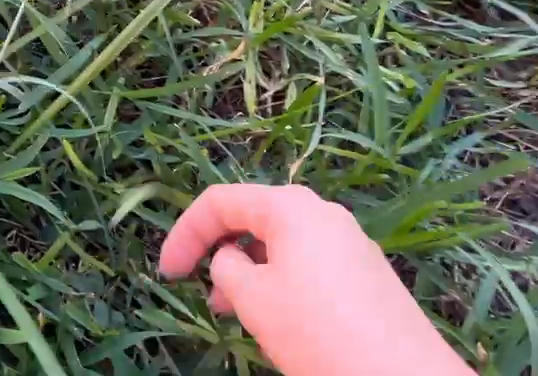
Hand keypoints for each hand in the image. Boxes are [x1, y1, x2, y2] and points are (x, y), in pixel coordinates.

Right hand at [158, 184, 473, 375]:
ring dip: (248, 271)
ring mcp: (351, 246)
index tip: (167, 273)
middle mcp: (321, 214)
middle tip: (197, 290)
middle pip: (251, 219)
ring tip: (233, 313)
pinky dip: (281, 283)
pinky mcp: (370, 279)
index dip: (184, 234)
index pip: (218, 203)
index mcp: (290, 207)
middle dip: (218, 251)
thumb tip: (231, 261)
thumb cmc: (320, 333)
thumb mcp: (253, 300)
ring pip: (280, 245)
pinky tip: (278, 321)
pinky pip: (309, 266)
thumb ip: (226, 268)